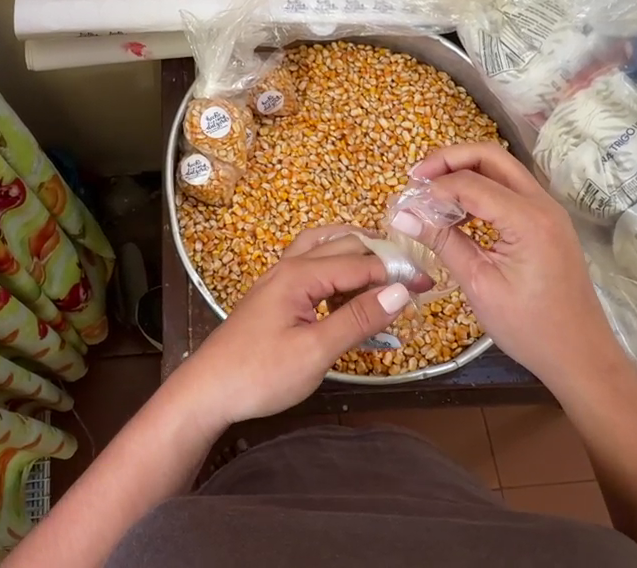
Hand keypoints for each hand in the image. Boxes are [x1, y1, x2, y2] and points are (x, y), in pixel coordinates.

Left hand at [171, 225, 412, 426]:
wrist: (208, 390)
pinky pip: (312, 269)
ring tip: (387, 274)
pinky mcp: (276, 297)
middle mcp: (289, 267)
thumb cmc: (260, 373)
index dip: (396, 272)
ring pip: (324, 250)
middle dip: (380, 258)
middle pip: (343, 246)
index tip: (428, 285)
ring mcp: (279, 280)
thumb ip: (357, 319)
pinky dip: (337, 273)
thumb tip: (400, 291)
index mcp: (300, 274)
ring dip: (356, 257)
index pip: (360, 262)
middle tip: (414, 279)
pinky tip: (351, 294)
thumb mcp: (315, 350)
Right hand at [395, 143, 620, 382]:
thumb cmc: (530, 327)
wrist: (582, 356)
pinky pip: (509, 189)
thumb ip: (442, 242)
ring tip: (431, 193)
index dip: (434, 187)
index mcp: (527, 220)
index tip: (406, 203)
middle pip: (490, 156)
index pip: (470, 183)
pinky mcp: (547, 221)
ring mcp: (548, 210)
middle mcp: (542, 204)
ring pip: (501, 168)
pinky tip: (458, 212)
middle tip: (416, 177)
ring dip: (464, 171)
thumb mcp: (479, 285)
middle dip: (449, 160)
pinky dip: (480, 188)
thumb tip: (401, 216)